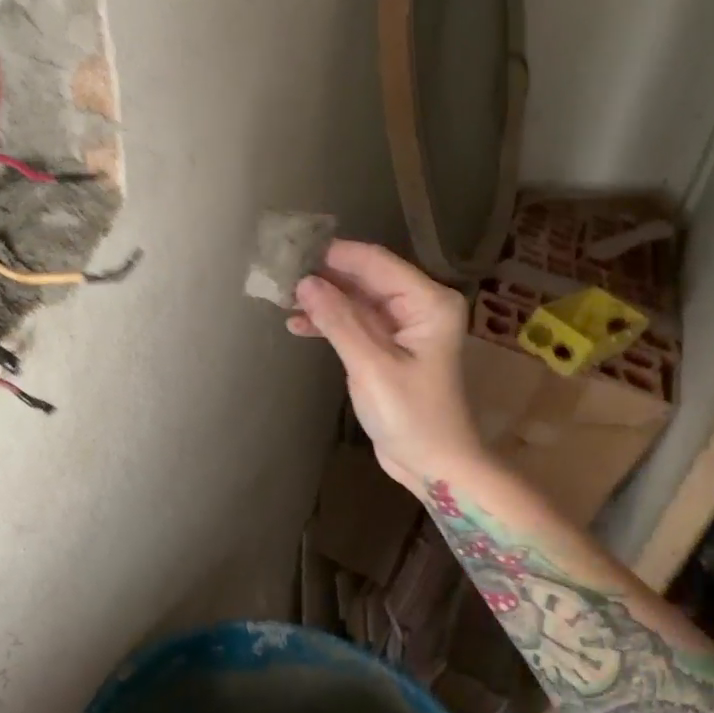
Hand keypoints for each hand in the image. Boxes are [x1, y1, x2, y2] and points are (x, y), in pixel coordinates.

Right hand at [288, 240, 482, 486]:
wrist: (434, 463)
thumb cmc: (411, 415)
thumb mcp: (371, 366)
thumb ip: (338, 321)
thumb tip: (304, 282)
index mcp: (427, 302)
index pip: (375, 262)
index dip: (334, 253)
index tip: (292, 248)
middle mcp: (418, 306)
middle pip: (364, 277)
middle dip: (324, 274)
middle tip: (279, 270)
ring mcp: (402, 327)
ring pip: (355, 299)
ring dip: (322, 298)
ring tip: (282, 296)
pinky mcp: (387, 347)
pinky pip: (354, 322)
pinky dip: (328, 322)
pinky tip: (297, 323)